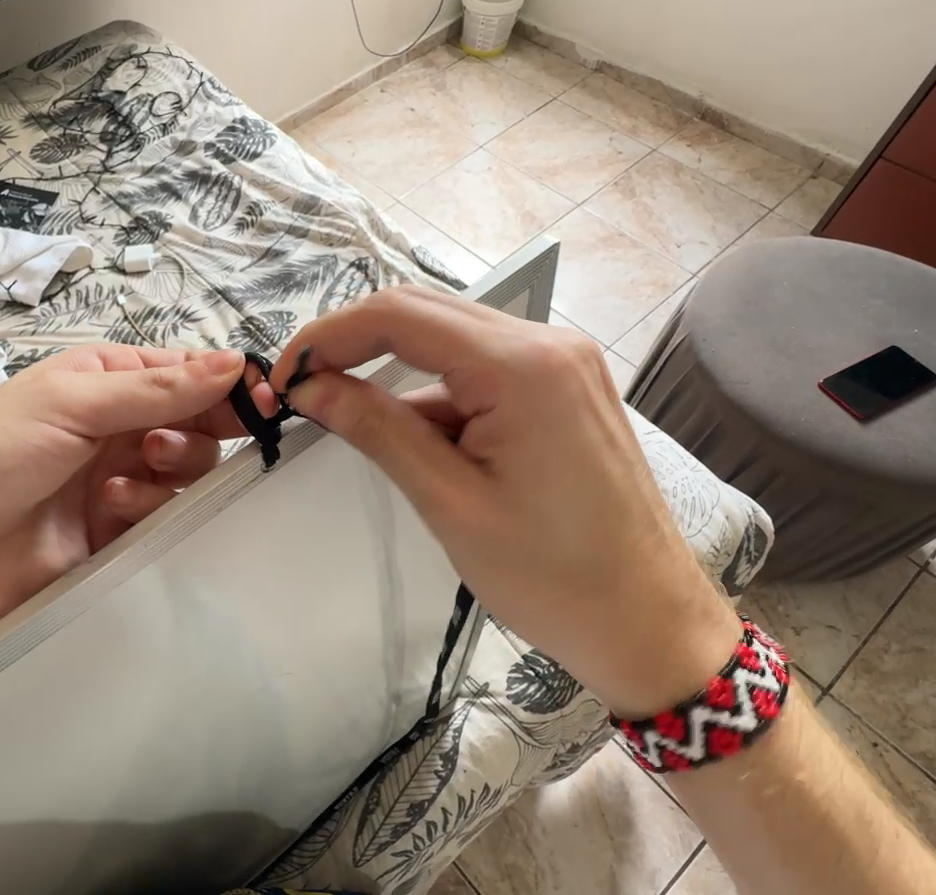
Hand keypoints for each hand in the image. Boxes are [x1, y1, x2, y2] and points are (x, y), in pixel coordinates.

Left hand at [0, 345, 266, 650]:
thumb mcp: (70, 403)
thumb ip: (157, 388)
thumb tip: (237, 361)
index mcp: (108, 381)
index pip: (189, 374)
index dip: (228, 386)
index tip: (261, 404)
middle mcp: (120, 428)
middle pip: (200, 426)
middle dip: (191, 436)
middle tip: (156, 449)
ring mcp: (120, 483)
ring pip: (187, 476)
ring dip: (164, 478)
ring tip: (116, 490)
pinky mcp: (118, 537)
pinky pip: (165, 521)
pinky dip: (147, 515)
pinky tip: (109, 516)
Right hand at [270, 287, 738, 715]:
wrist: (651, 623)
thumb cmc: (554, 577)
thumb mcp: (449, 502)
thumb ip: (376, 428)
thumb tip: (309, 387)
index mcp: (522, 365)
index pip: (399, 315)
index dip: (329, 336)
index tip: (284, 376)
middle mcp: (546, 342)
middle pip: (424, 312)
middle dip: (354, 343)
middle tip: (304, 388)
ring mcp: (562, 360)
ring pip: (450, 336)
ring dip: (394, 367)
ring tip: (349, 414)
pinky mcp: (564, 385)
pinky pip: (481, 366)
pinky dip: (436, 391)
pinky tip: (419, 438)